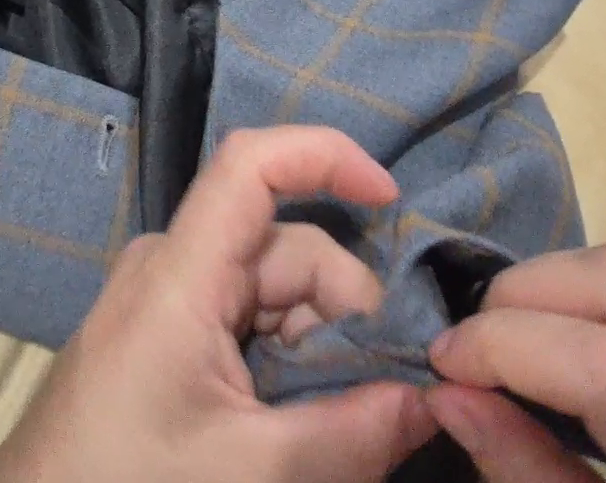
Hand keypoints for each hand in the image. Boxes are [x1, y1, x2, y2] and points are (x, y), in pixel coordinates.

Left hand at [0, 126, 437, 482]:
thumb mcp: (248, 471)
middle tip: (374, 398)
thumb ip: (350, 435)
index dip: (323, 154)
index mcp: (180, 273)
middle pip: (286, 245)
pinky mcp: (173, 322)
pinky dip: (290, 355)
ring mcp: (172, 292)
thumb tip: (433, 398)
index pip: (249, 164)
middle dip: (344, 311)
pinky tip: (290, 414)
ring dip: (320, 344)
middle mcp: (176, 262)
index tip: (389, 195)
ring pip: (277, 286)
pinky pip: (252, 314)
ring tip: (321, 422)